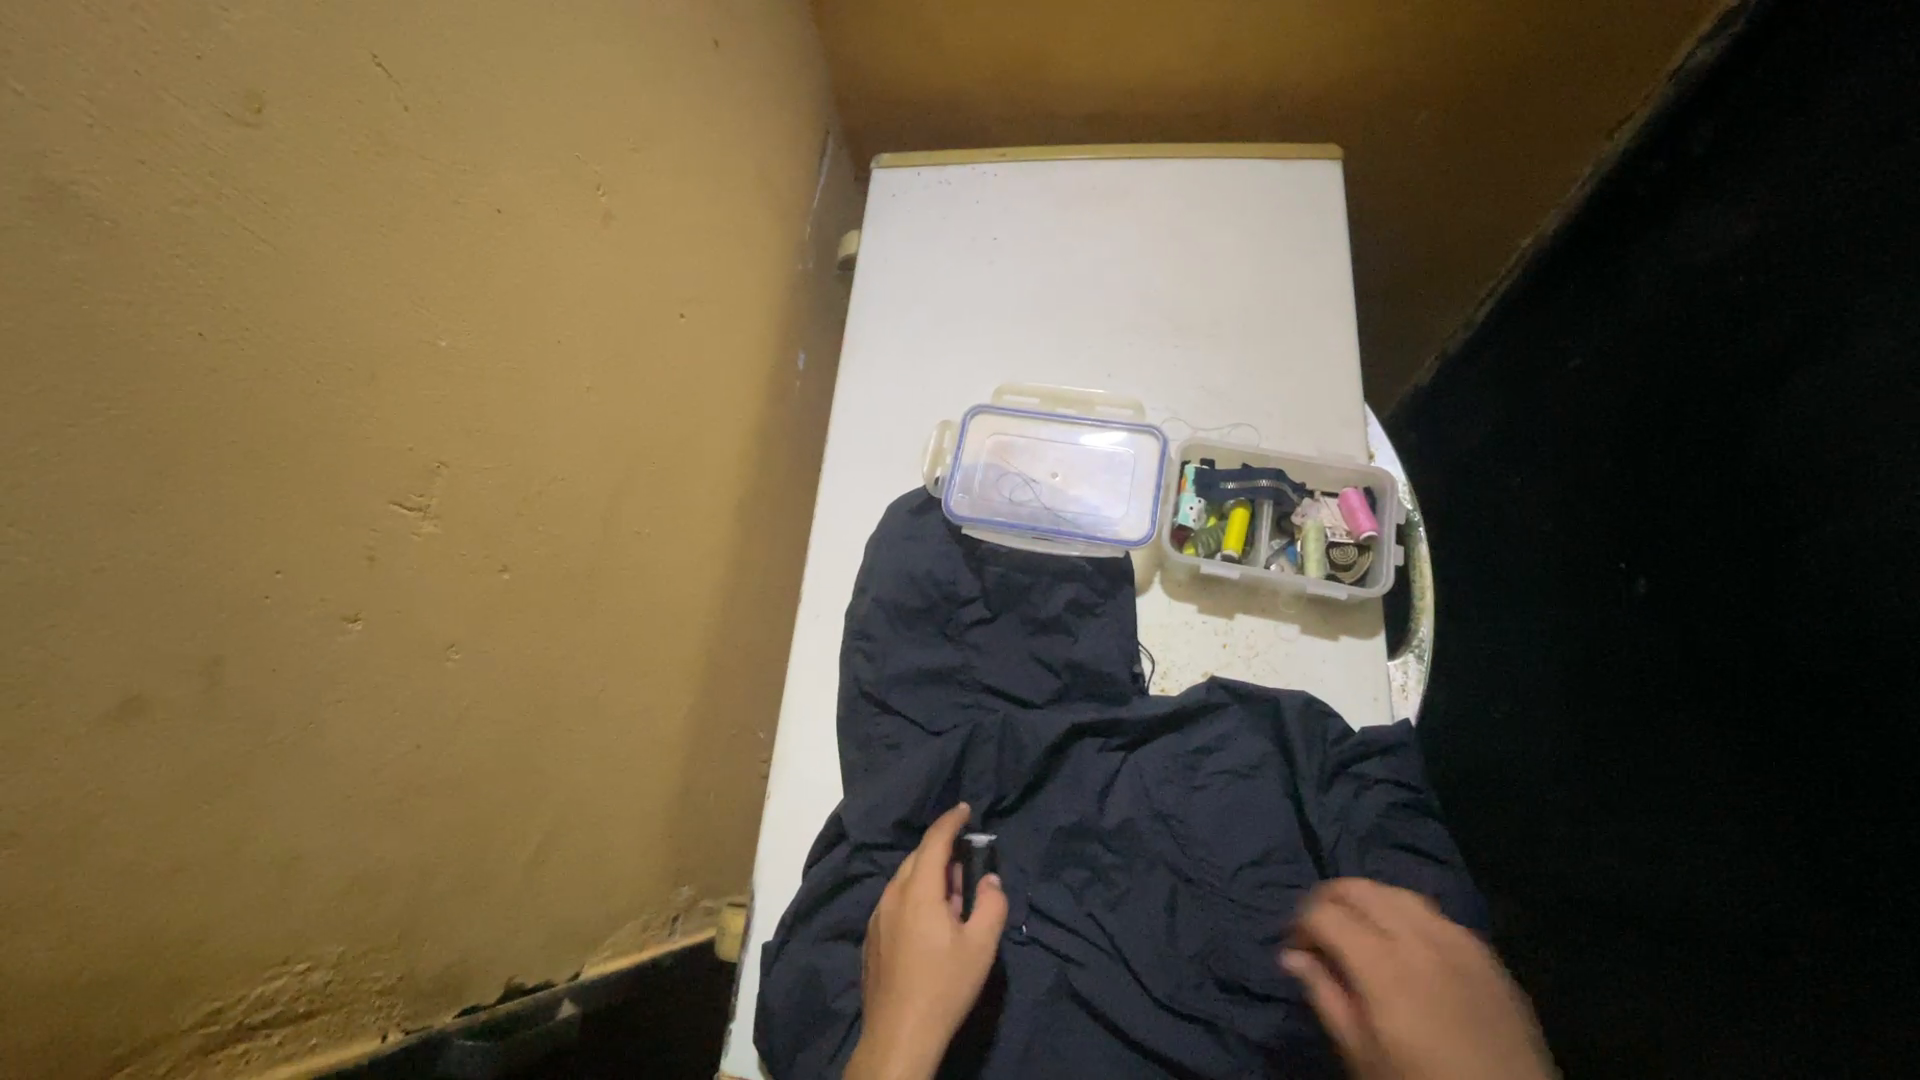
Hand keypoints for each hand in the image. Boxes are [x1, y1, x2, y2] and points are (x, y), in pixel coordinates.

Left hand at [845, 803, 1007, 1079]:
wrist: (899, 1035)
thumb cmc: (944, 987)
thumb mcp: (981, 947)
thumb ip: (991, 905)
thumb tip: (990, 882)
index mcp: (918, 890)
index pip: (934, 841)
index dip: (951, 821)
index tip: (965, 809)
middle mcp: (892, 895)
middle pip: (918, 858)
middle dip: (943, 854)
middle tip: (967, 871)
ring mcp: (877, 917)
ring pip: (904, 881)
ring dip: (928, 878)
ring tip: (952, 903)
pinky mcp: (871, 938)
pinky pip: (895, 902)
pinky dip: (914, 898)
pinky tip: (929, 926)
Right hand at [1282, 879, 1555, 1079]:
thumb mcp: (1361, 1055)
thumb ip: (1324, 996)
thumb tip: (1292, 956)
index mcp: (1382, 965)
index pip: (1323, 913)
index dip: (1300, 926)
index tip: (1298, 952)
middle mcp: (1419, 938)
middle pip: (1359, 889)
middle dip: (1328, 901)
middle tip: (1319, 932)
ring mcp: (1458, 941)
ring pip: (1397, 893)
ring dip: (1369, 903)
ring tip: (1361, 932)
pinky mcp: (1486, 954)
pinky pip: (1436, 916)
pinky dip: (1408, 918)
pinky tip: (1408, 948)